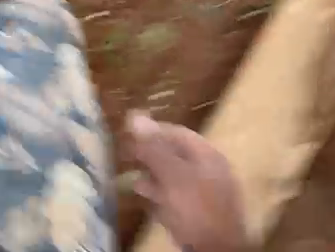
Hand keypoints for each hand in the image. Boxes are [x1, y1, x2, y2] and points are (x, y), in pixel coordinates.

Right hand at [127, 112, 249, 251]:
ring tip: (130, 176)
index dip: (152, 130)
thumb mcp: (172, 174)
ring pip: (173, 179)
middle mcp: (209, 173)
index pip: (177, 133)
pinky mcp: (198, 219)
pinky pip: (174, 200)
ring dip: (151, 176)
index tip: (129, 131)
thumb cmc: (195, 207)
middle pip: (175, 156)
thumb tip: (134, 116)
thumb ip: (154, 147)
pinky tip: (143, 198)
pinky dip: (158, 197)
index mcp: (208, 156)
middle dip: (149, 154)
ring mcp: (205, 197)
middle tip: (125, 153)